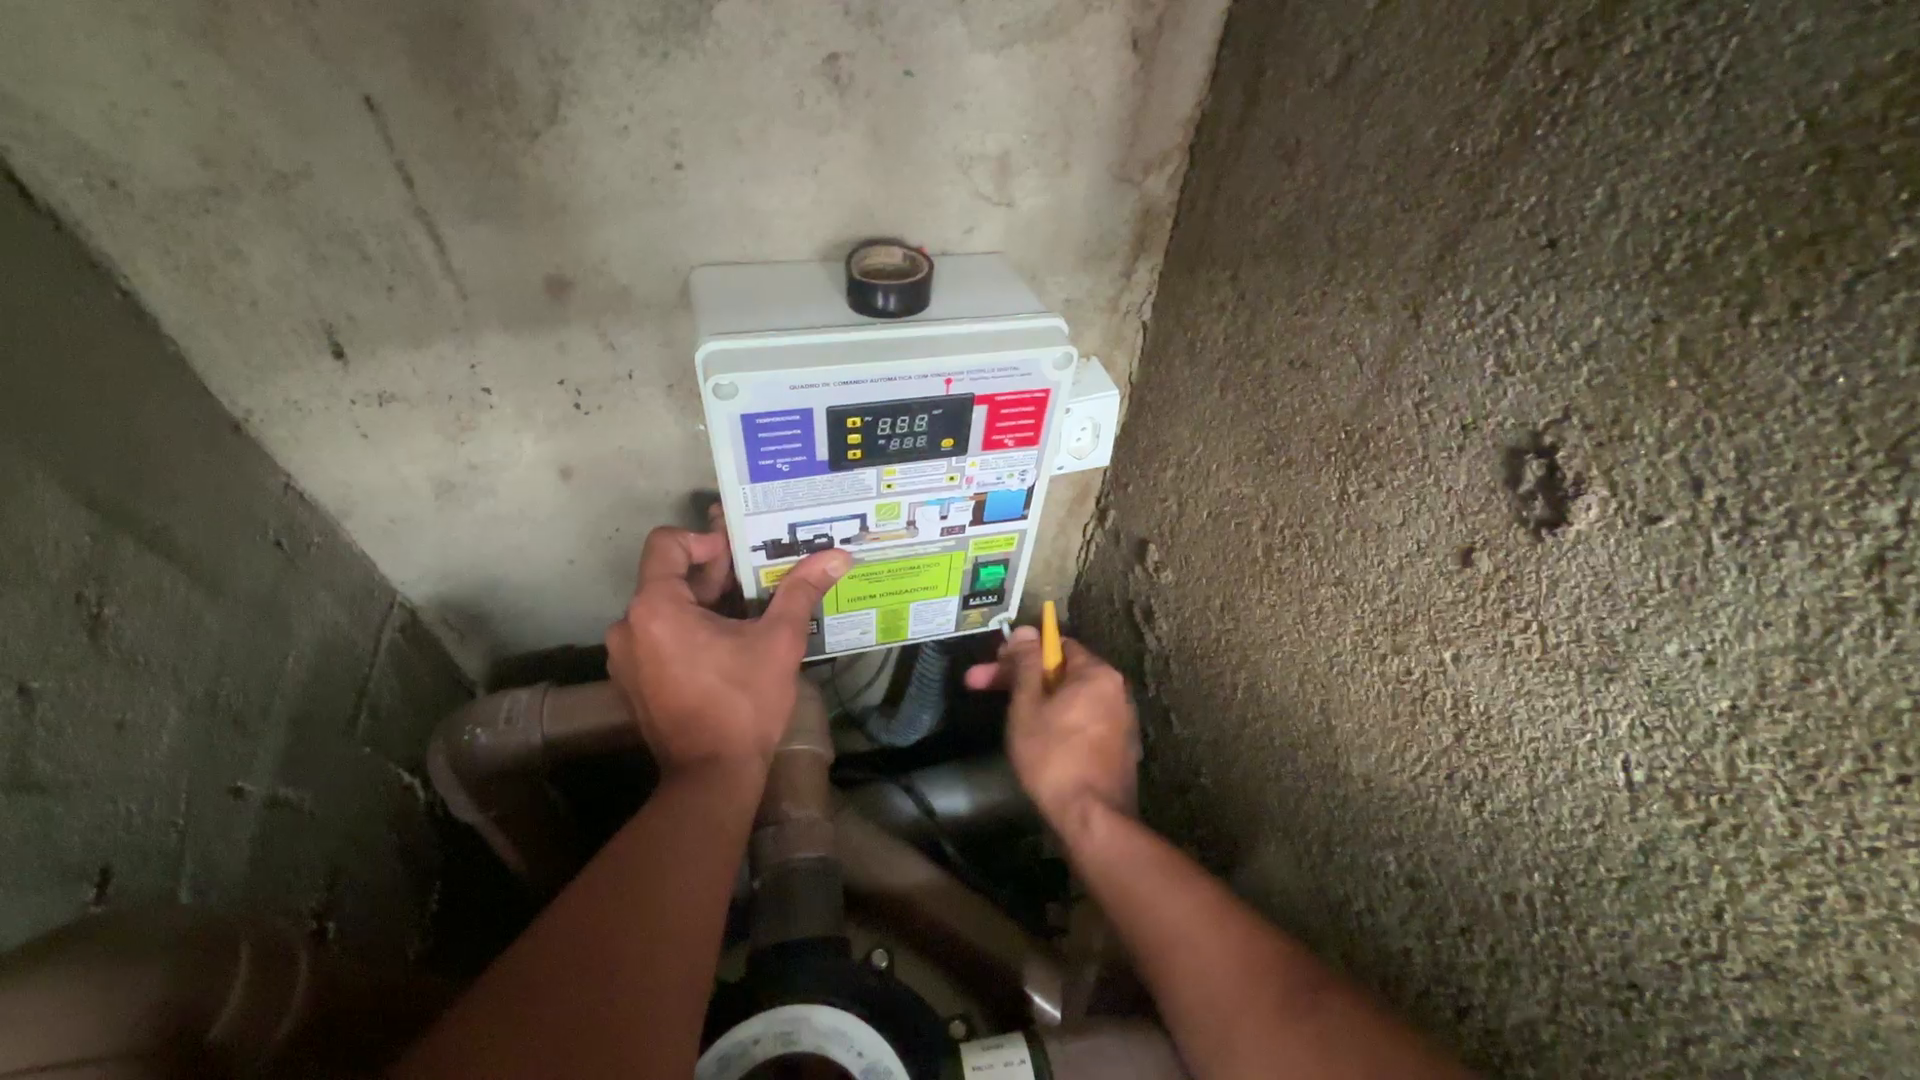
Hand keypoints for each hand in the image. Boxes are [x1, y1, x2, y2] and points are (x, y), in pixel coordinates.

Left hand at [606, 525, 850, 775]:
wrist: (712, 777)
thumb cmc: (744, 703)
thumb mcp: (779, 641)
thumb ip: (801, 591)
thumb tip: (837, 555)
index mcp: (654, 607)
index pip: (666, 543)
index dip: (704, 541)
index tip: (739, 558)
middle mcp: (627, 626)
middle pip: (668, 578)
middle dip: (714, 577)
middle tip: (758, 584)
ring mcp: (626, 658)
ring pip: (665, 611)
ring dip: (704, 607)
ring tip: (748, 616)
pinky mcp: (632, 683)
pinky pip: (658, 640)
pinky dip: (689, 634)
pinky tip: (728, 649)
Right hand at [965, 626, 1139, 831]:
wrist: (1091, 817)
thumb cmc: (1053, 755)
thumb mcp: (1028, 705)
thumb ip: (1026, 665)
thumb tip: (1027, 631)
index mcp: (1097, 673)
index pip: (1056, 645)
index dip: (1019, 652)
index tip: (991, 666)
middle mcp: (1115, 690)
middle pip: (1061, 673)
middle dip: (1019, 678)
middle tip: (977, 685)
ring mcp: (1120, 721)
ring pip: (1070, 699)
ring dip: (1036, 700)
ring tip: (1005, 716)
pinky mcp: (1117, 748)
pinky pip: (1081, 721)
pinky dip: (1056, 722)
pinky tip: (1035, 738)